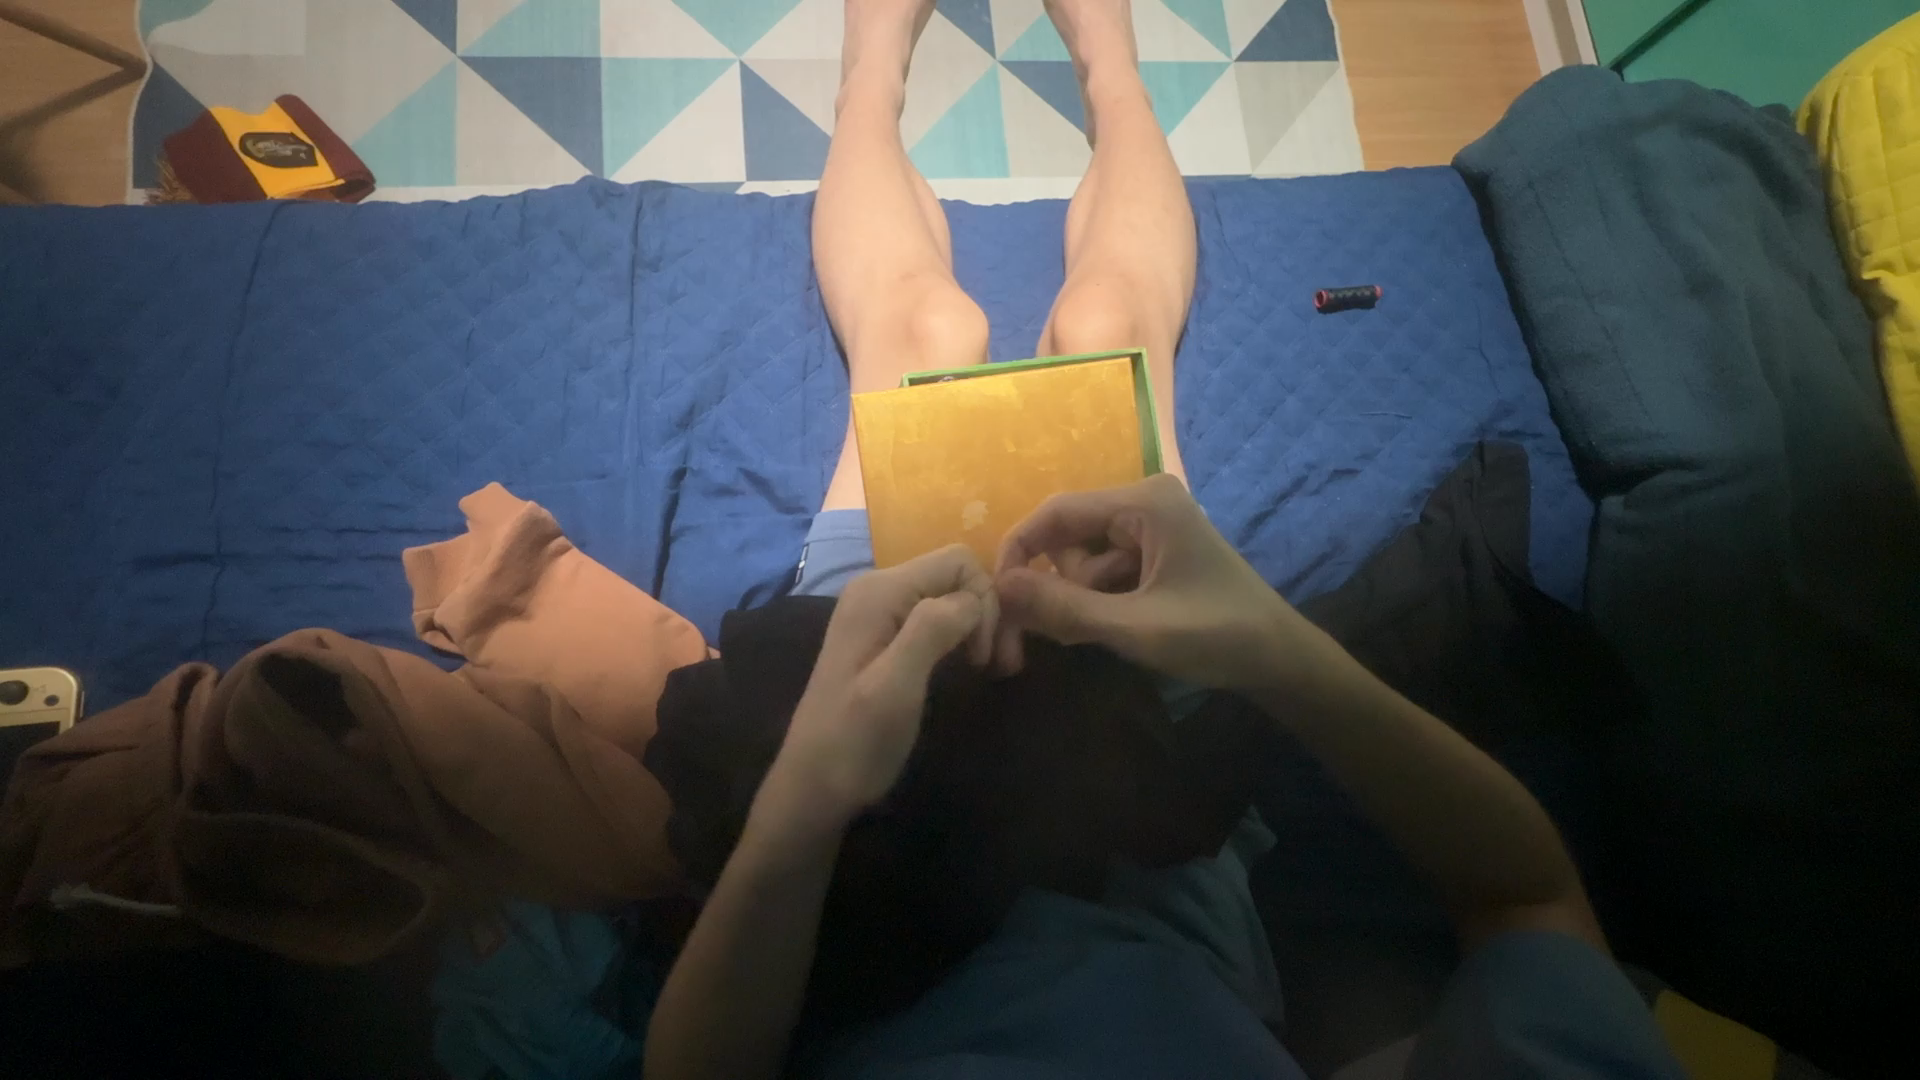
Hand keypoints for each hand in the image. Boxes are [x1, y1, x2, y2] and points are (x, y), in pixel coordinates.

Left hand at [772, 545, 998, 824]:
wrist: (814, 787)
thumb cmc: (855, 742)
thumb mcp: (894, 687)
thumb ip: (931, 630)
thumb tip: (974, 599)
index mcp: (880, 591)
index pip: (958, 561)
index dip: (985, 601)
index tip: (985, 655)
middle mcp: (878, 588)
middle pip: (955, 574)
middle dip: (986, 613)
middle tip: (997, 666)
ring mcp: (879, 611)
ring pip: (950, 595)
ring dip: (977, 626)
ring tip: (987, 668)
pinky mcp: (884, 634)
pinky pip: (935, 615)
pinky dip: (960, 635)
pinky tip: (967, 666)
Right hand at [993, 474, 1339, 694]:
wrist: (1281, 662)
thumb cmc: (1218, 638)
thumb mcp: (1136, 628)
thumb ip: (1065, 608)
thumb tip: (999, 587)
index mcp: (1145, 502)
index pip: (1057, 511)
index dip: (1020, 550)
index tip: (997, 595)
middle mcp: (1144, 503)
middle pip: (1067, 538)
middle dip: (1061, 586)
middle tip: (1063, 635)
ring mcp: (1150, 527)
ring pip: (1081, 560)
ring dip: (1083, 599)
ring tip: (1112, 633)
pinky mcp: (1153, 552)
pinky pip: (1103, 572)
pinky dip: (1099, 602)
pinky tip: (1119, 628)